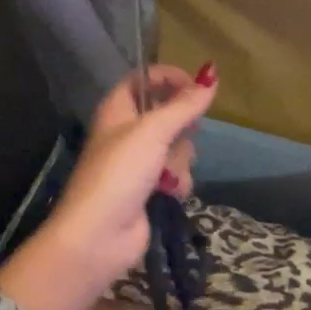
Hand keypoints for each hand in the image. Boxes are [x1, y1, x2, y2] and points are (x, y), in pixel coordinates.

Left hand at [4, 64, 217, 309]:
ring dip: (179, 161)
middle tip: (179, 138)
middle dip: (181, 129)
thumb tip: (211, 74)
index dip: (170, 78)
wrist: (99, 234)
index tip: (197, 89)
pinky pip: (176, 174)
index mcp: (117, 109)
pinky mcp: (149, 188)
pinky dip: (177, 182)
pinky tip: (170, 194)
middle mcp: (127, 131)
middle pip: (168, 114)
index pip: (145, 79)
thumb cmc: (120, 173)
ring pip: (177, 147)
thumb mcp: (154, 131)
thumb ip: (184, 104)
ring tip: (166, 176)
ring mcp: (138, 162)